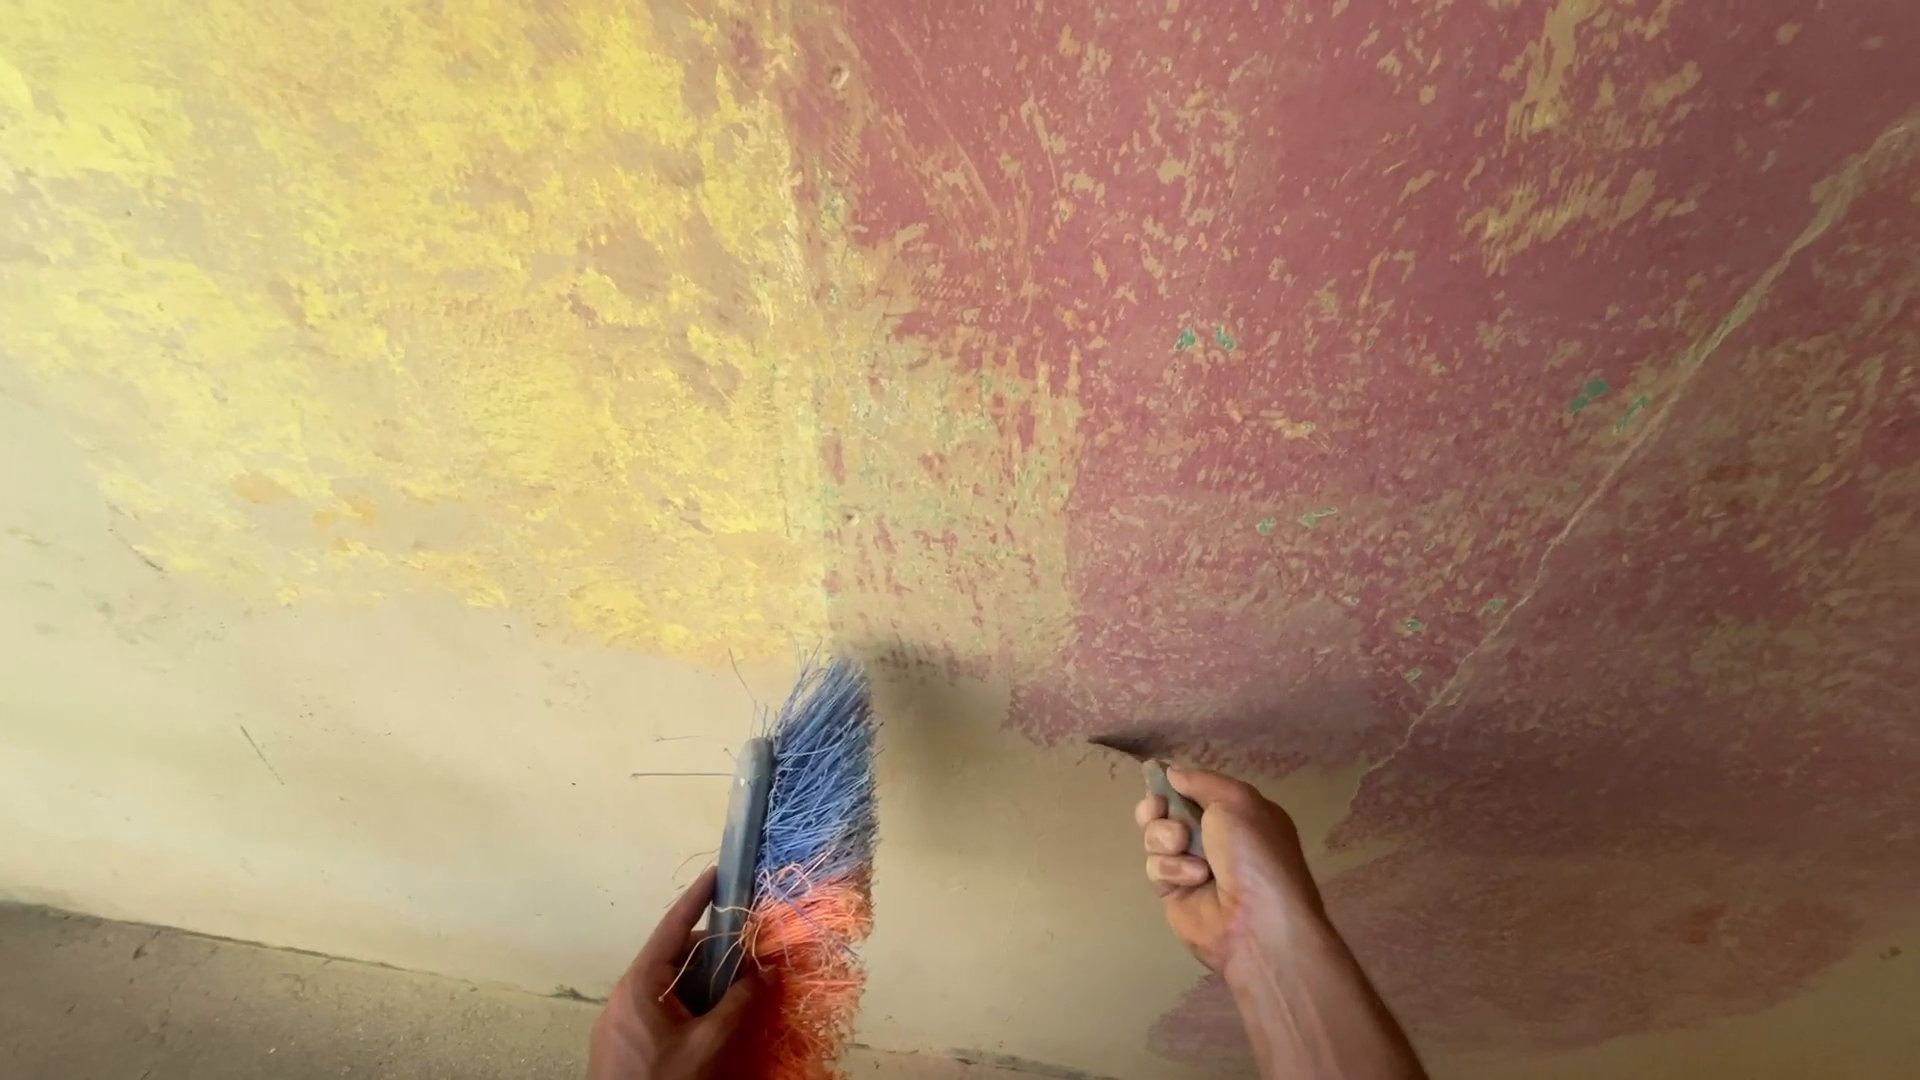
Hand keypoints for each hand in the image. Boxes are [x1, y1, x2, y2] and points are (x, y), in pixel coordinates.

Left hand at [589, 867, 765, 1079]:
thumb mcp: (708, 1045)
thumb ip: (740, 1002)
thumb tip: (768, 972)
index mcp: (639, 985)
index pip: (673, 926)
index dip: (698, 897)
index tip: (718, 871)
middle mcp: (624, 994)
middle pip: (674, 955)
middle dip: (712, 952)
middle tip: (746, 956)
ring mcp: (619, 1020)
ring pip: (668, 982)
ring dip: (702, 981)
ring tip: (733, 992)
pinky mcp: (620, 1043)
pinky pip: (658, 1006)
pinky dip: (686, 1002)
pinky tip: (710, 1018)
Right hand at [1135, 766, 1326, 973]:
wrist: (1258, 922)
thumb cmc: (1254, 853)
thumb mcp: (1236, 800)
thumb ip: (1200, 781)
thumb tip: (1172, 773)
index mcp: (1235, 815)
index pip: (1194, 790)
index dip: (1174, 784)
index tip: (1161, 781)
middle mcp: (1212, 839)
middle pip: (1166, 811)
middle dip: (1157, 807)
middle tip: (1159, 809)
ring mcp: (1191, 865)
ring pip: (1155, 836)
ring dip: (1166, 836)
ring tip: (1183, 847)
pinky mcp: (1174, 892)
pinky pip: (1155, 867)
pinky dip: (1172, 868)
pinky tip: (1194, 879)